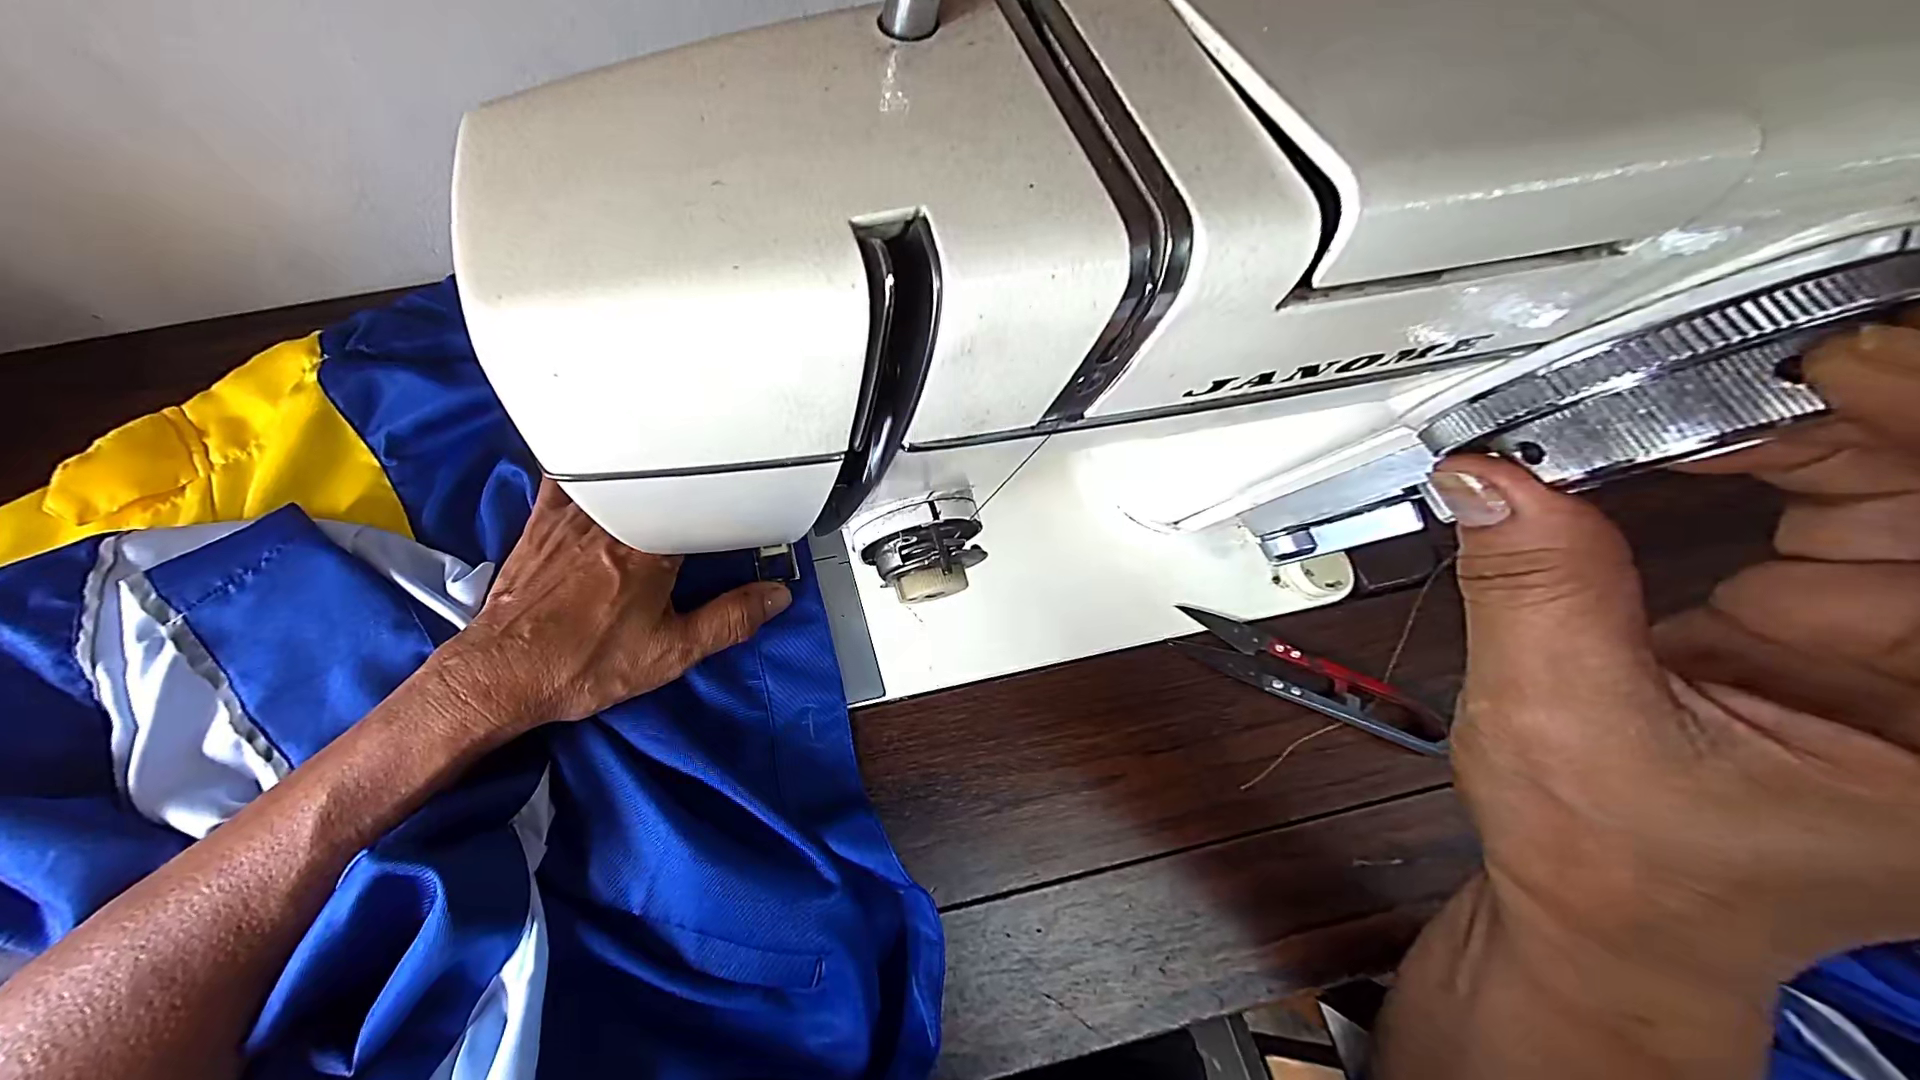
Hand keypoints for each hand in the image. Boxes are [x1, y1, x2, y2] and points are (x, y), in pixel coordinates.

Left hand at [429, 479, 791, 740]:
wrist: (502, 675)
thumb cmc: (582, 664)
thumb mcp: (673, 650)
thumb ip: (730, 619)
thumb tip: (775, 597)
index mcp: (652, 549)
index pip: (704, 510)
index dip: (725, 513)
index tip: (736, 524)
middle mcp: (613, 523)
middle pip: (663, 489)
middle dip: (688, 496)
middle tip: (704, 506)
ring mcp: (574, 517)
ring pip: (620, 478)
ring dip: (644, 481)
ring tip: (665, 485)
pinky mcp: (542, 523)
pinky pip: (568, 479)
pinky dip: (590, 474)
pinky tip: (602, 476)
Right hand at [1394, 317, 1919, 1059]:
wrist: (1596, 900)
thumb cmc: (1613, 863)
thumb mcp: (1562, 723)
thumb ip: (1537, 590)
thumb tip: (1492, 481)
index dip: (1917, 422)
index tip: (1823, 360)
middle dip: (1830, 411)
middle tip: (1698, 377)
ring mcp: (1897, 641)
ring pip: (1885, 476)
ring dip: (1771, 427)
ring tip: (1655, 414)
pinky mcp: (1818, 616)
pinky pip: (1811, 497)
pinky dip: (1733, 456)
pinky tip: (1662, 450)